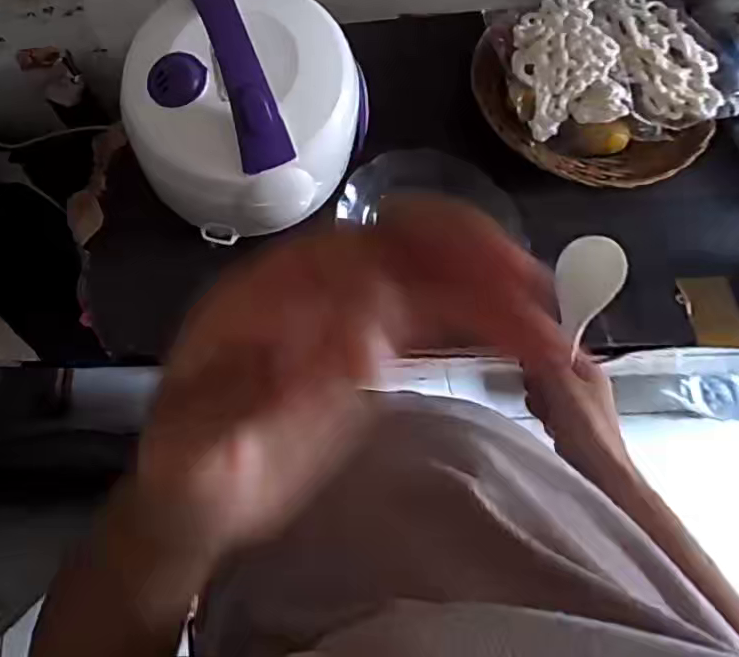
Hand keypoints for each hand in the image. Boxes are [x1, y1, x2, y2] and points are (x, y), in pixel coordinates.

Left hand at [134, 197, 568, 561]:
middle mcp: (312, 283)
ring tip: (546, 324)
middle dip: (473, 262)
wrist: (194, 493)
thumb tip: (365, 343)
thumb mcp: (204, 451)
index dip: (420, 258)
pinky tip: (517, 338)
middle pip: (401, 246)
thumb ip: (268, 402)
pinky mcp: (371, 337)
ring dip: (489, 292)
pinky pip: (433, 315)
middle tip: (536, 295)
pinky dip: (479, 322)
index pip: (355, 250)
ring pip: (428, 276)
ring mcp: (344, 305)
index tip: (482, 285)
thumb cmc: (191, 473)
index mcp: (267, 291)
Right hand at [523, 350, 637, 487]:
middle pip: (549, 370)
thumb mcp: (563, 384)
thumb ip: (547, 361)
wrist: (599, 471)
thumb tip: (534, 342)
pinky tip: (551, 426)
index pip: (559, 348)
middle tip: (543, 394)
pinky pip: (548, 410)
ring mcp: (579, 405)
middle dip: (539, 383)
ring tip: (549, 414)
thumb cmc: (589, 430)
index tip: (531, 364)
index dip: (542, 355)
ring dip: (541, 402)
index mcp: (590, 370)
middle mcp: (586, 385)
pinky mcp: (571, 423)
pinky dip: (545, 417)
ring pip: (546, 391)